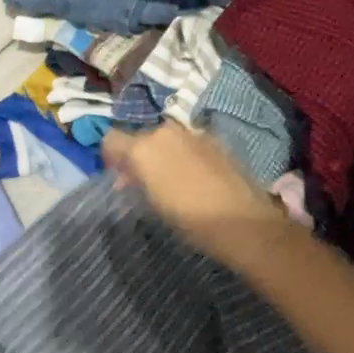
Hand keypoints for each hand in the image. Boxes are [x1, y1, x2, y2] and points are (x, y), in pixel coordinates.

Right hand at [102, 124, 283, 258]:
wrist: (242, 221)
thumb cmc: (189, 219)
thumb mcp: (152, 203)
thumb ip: (135, 180)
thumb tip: (129, 175)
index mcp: (144, 147)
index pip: (111, 139)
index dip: (111, 156)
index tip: (119, 177)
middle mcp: (166, 131)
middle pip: (141, 137)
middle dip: (138, 155)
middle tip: (144, 183)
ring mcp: (193, 132)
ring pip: (166, 138)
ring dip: (162, 154)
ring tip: (172, 181)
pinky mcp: (215, 139)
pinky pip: (188, 142)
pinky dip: (184, 154)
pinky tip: (196, 178)